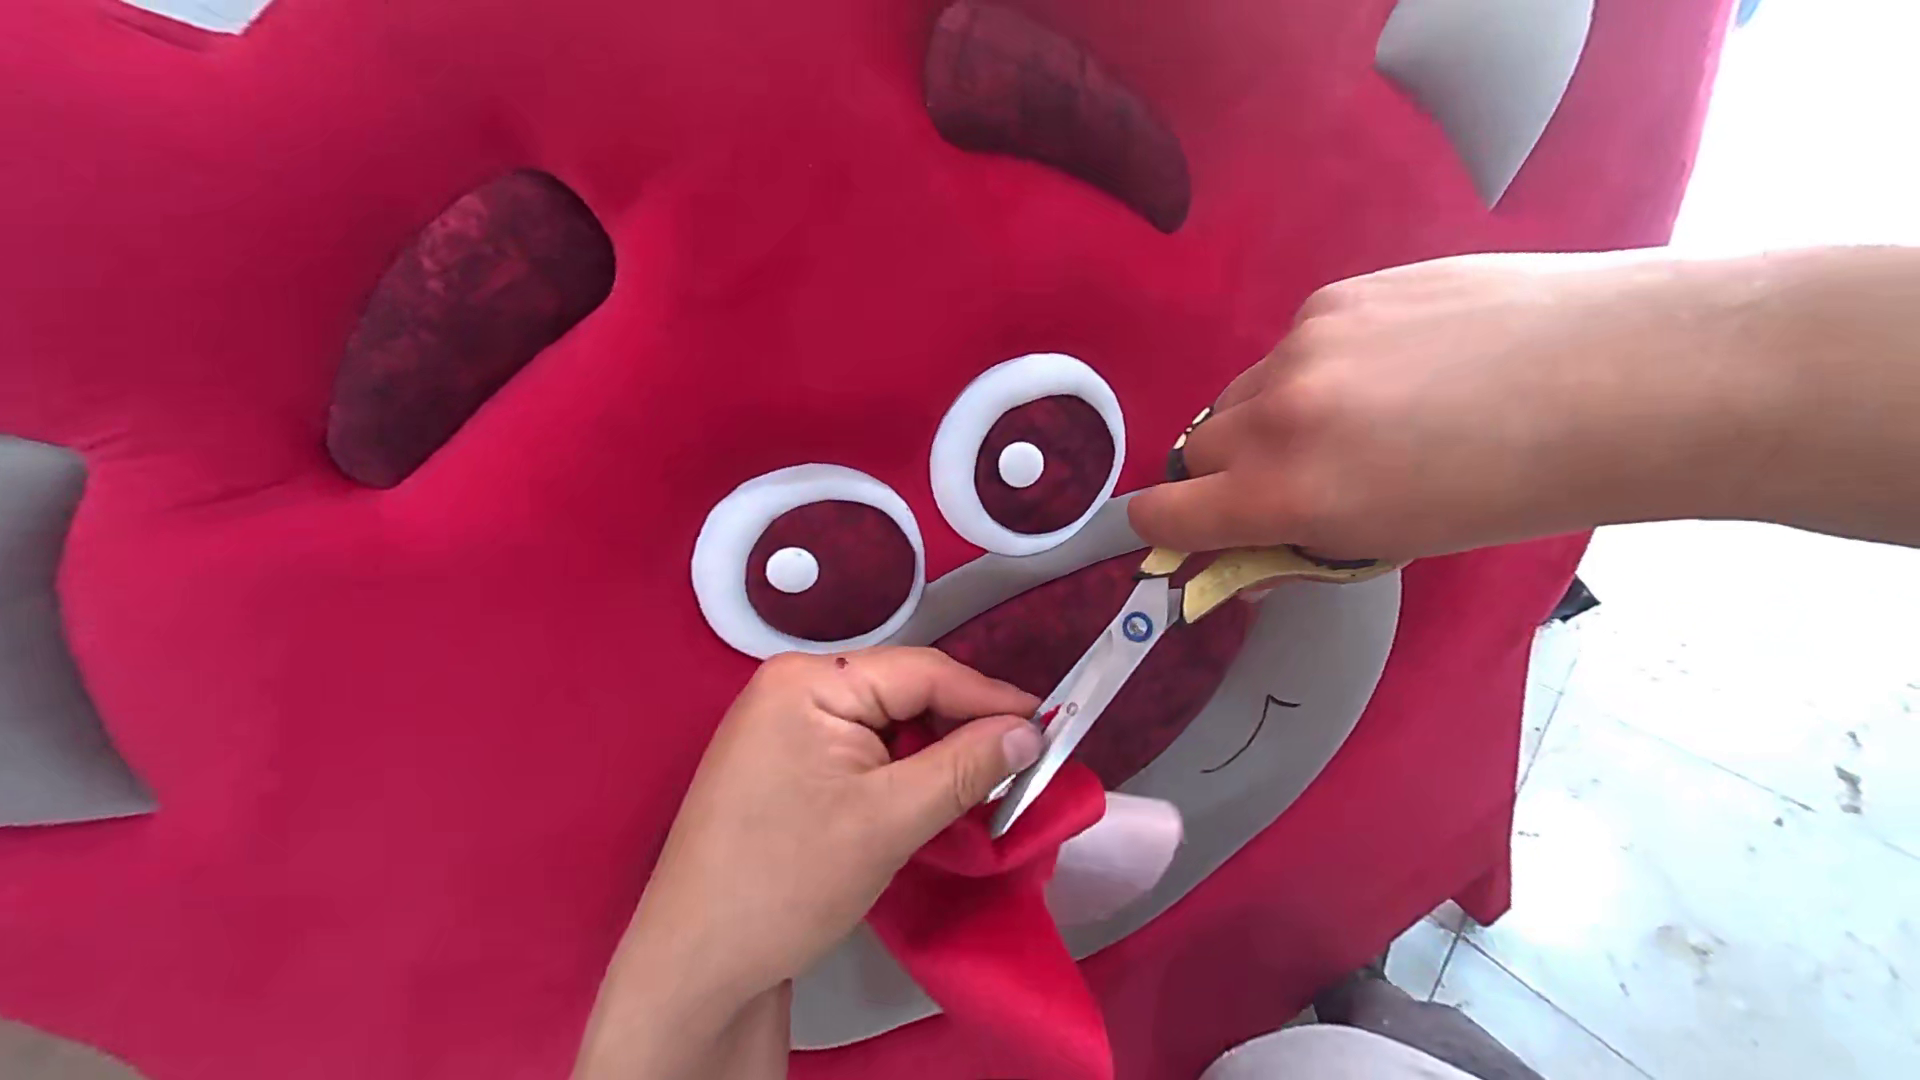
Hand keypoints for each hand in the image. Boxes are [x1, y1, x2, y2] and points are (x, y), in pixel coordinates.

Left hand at [576, 647, 1040, 1077]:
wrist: (694, 967)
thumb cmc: (786, 882)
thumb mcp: (888, 821)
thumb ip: (965, 767)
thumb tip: (1029, 732)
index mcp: (810, 679)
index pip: (920, 671)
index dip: (987, 696)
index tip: (1045, 721)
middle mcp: (794, 684)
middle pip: (903, 691)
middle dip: (962, 724)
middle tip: (1020, 754)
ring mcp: (786, 720)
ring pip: (887, 718)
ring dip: (936, 747)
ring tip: (985, 774)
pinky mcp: (788, 755)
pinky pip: (863, 742)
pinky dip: (904, 764)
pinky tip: (932, 785)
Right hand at [1129, 251, 1781, 558]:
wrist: (1636, 378)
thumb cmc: (1509, 493)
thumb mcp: (1385, 547)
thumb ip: (1287, 554)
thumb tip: (1232, 564)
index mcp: (1285, 491)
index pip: (1161, 512)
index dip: (1164, 527)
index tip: (1190, 528)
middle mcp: (1272, 414)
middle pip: (1193, 451)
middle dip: (1225, 474)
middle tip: (1290, 476)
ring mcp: (1300, 344)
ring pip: (1237, 396)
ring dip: (1264, 419)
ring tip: (1350, 415)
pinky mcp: (1335, 295)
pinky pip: (1288, 348)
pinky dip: (1312, 369)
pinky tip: (1389, 365)